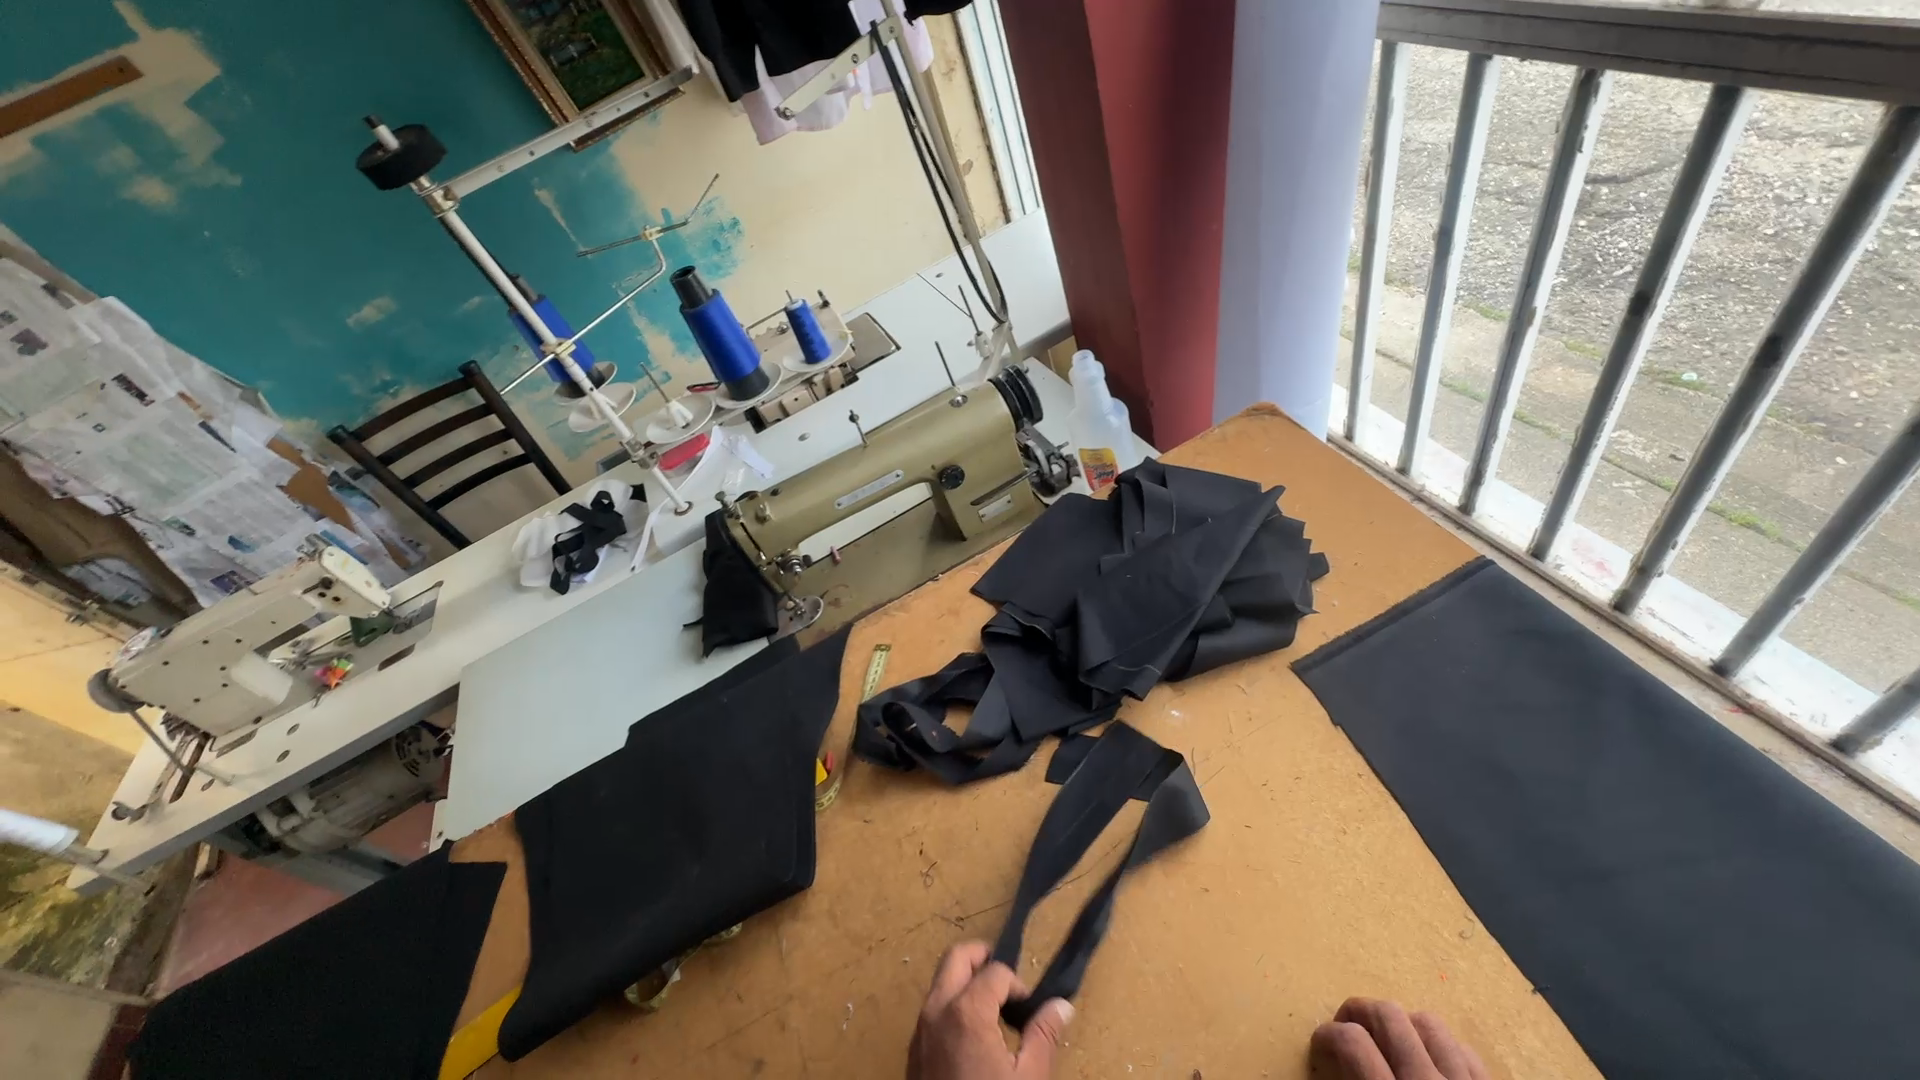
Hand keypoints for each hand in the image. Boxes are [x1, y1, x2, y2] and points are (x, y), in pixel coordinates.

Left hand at [907, 941, 1073, 1079]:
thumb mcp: (1028, 1078)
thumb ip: (1043, 1034)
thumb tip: (1061, 1005)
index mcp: (966, 1011)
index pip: (995, 971)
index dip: (1017, 984)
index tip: (1030, 1009)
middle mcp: (936, 1010)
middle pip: (956, 957)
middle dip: (983, 959)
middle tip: (1007, 982)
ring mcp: (920, 1029)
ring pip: (940, 981)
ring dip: (966, 982)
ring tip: (993, 1010)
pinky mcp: (913, 1049)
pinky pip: (931, 1008)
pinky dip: (952, 1004)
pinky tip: (973, 1035)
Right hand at [1311, 998, 1487, 1079]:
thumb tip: (1332, 1060)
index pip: (1352, 1041)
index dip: (1327, 1035)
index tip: (1321, 1043)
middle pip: (1388, 1015)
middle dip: (1359, 1013)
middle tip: (1347, 1029)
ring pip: (1428, 1022)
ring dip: (1402, 1026)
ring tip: (1389, 1043)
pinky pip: (1466, 1051)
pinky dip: (1442, 1048)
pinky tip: (1430, 1061)